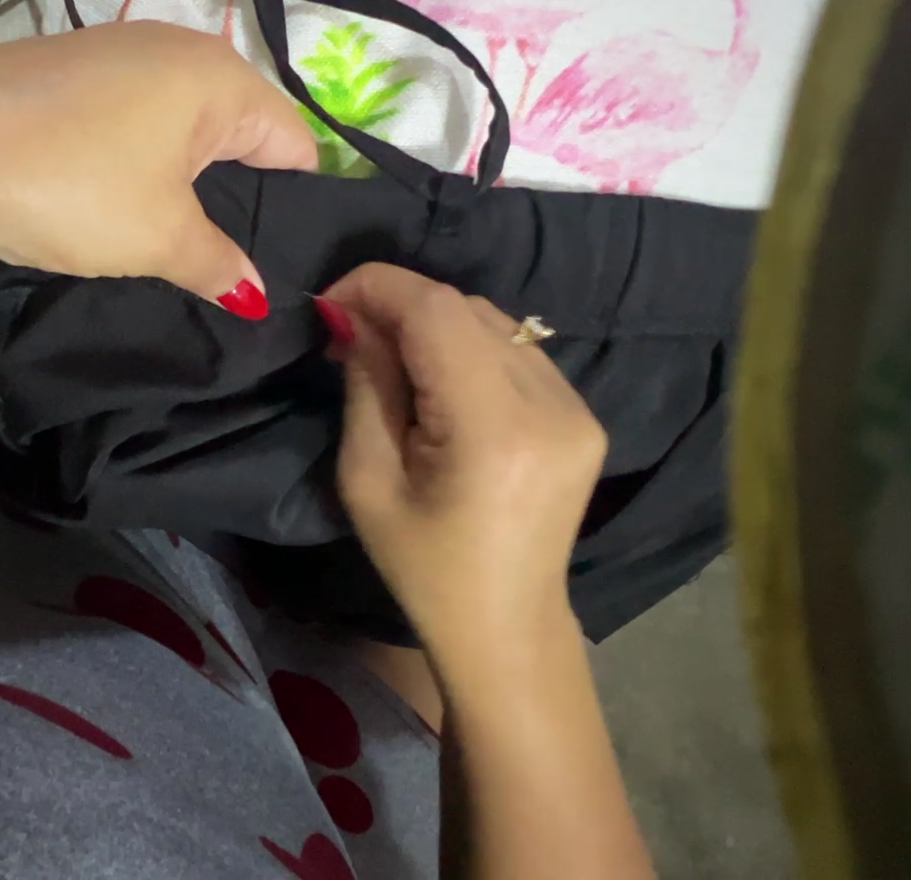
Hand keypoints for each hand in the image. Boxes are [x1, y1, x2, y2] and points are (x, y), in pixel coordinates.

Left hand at [0, 22, 316, 314]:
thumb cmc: (69, 187)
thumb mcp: (158, 237)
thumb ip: (220, 265)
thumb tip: (255, 294)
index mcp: (219, 78)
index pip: (293, 145)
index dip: (292, 209)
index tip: (274, 266)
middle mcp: (177, 51)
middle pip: (238, 135)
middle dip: (235, 202)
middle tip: (222, 268)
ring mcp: (117, 56)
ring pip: (181, 133)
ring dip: (181, 188)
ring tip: (168, 248)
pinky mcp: (70, 74)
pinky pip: (131, 126)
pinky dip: (135, 167)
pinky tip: (109, 208)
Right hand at [319, 264, 606, 644]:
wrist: (506, 624)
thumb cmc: (422, 565)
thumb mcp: (367, 478)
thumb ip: (367, 384)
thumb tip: (351, 315)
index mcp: (495, 430)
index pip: (438, 312)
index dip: (378, 287)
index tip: (328, 303)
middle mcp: (551, 405)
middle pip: (466, 307)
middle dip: (397, 304)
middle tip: (348, 334)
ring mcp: (577, 407)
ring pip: (492, 319)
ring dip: (429, 322)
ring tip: (387, 356)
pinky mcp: (582, 414)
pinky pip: (513, 347)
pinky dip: (463, 344)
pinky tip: (435, 376)